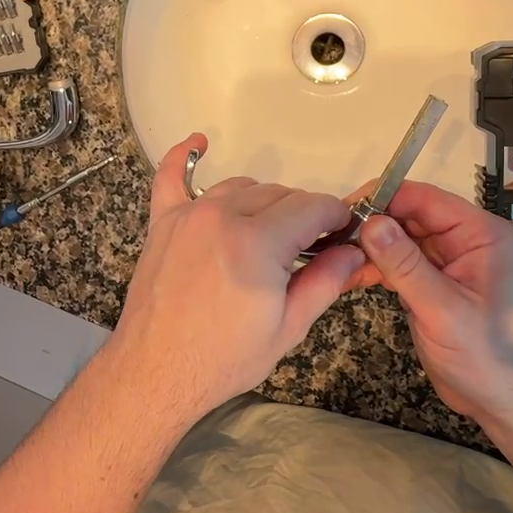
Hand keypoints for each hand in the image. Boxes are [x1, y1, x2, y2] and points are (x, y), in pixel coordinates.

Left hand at [105, 134, 365, 423]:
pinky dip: (183, 157)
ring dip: (262, 202)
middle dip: (302, 216)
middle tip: (310, 248)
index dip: (336, 217)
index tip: (344, 232)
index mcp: (257, 242)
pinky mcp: (163, 222)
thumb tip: (355, 251)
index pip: (312, 207)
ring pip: (240, 187)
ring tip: (269, 234)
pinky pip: (171, 177)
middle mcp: (222, 215)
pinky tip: (198, 142)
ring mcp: (188, 215)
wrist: (156, 371)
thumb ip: (325, 281)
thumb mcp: (288, 328)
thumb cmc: (224, 358)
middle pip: (279, 195)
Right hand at [348, 182, 512, 430]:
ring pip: (398, 239)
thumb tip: (369, 221)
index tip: (341, 212)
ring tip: (330, 257)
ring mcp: (447, 263)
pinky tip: (345, 275)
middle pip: (407, 215)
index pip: (423, 199)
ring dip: (367, 247)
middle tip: (328, 238)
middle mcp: (464, 240)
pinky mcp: (432, 284)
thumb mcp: (444, 310)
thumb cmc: (490, 357)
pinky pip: (398, 264)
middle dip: (369, 224)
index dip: (382, 199)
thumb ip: (405, 265)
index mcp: (479, 234)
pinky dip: (373, 268)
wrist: (512, 405)